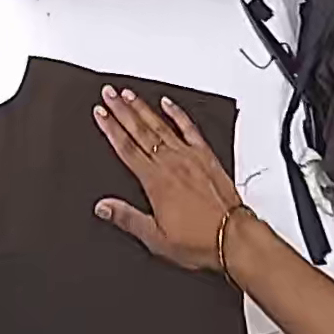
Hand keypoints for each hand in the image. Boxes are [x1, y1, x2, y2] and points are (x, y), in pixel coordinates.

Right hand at [91, 86, 243, 271]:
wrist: (233, 237)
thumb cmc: (199, 239)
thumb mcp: (155, 237)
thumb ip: (127, 218)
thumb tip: (103, 207)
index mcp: (155, 181)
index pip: (126, 148)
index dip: (111, 128)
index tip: (100, 113)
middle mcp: (170, 163)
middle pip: (139, 130)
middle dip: (121, 110)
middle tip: (109, 93)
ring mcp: (188, 156)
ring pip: (159, 125)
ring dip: (142, 108)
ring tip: (128, 94)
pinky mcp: (205, 155)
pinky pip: (188, 128)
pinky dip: (176, 113)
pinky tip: (166, 103)